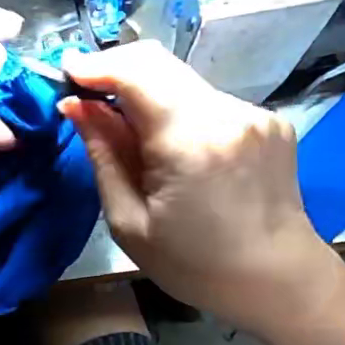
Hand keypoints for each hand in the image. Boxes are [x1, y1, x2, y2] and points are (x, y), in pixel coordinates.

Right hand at [58, 41, 339, 334]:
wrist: (278, 281)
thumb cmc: (195, 266)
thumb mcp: (130, 223)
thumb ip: (104, 155)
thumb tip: (76, 106)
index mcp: (189, 142)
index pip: (136, 72)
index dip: (95, 66)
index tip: (66, 73)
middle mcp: (226, 113)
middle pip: (159, 63)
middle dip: (116, 72)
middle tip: (85, 95)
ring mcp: (253, 113)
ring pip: (183, 82)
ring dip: (147, 94)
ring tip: (128, 132)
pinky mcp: (268, 120)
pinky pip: (208, 101)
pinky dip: (178, 111)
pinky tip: (174, 149)